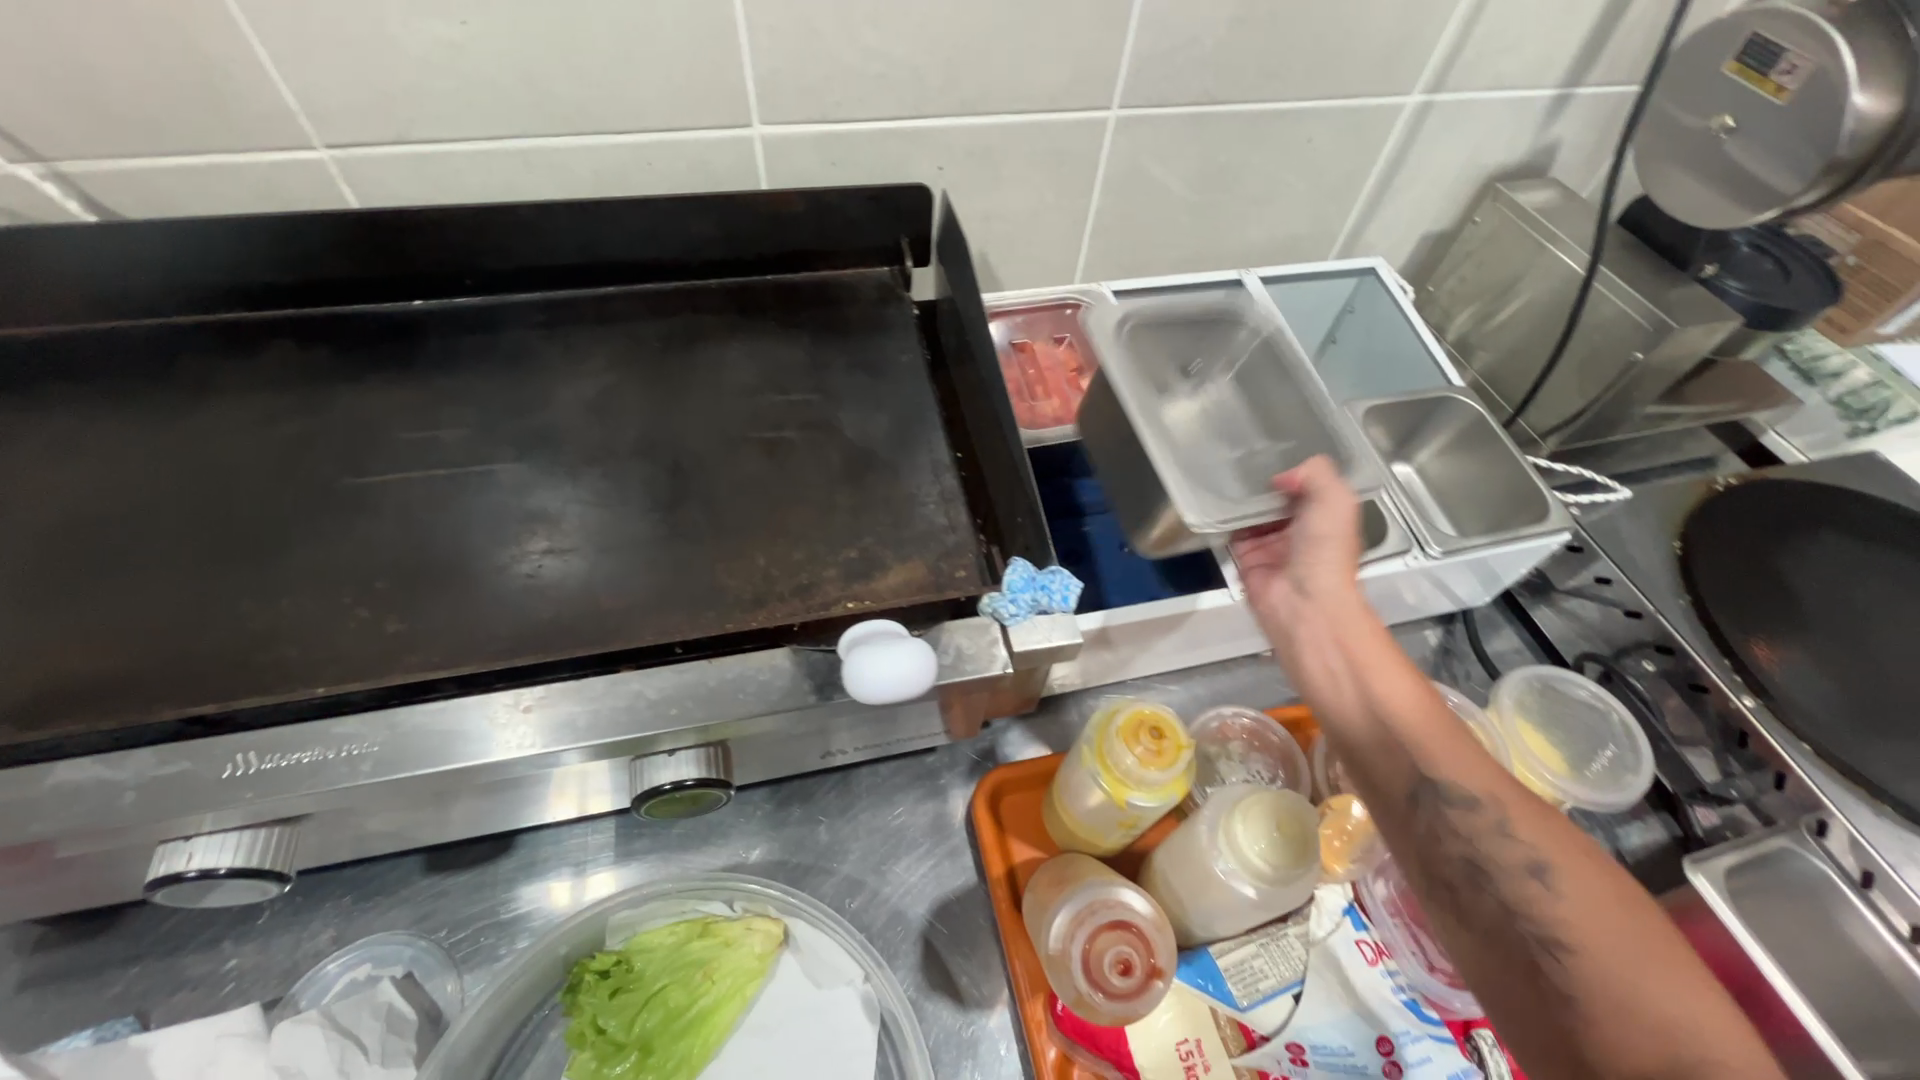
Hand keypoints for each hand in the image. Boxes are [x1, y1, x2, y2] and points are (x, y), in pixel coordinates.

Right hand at [1228, 456, 1370, 704]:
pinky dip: (1225, 519)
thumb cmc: (1327, 551)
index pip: (1310, 487)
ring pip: (1254, 514)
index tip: (1276, 453)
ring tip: (1229, 474)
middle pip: (1279, 500)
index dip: (1297, 472)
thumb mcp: (1337, 500)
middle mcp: (1301, 530)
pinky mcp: (1246, 557)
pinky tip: (1219, 500)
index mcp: (1328, 518)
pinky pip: (1233, 532)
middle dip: (1266, 483)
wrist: (1303, 602)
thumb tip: (1282, 478)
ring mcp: (1272, 545)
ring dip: (1244, 499)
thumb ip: (1315, 474)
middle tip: (1246, 460)